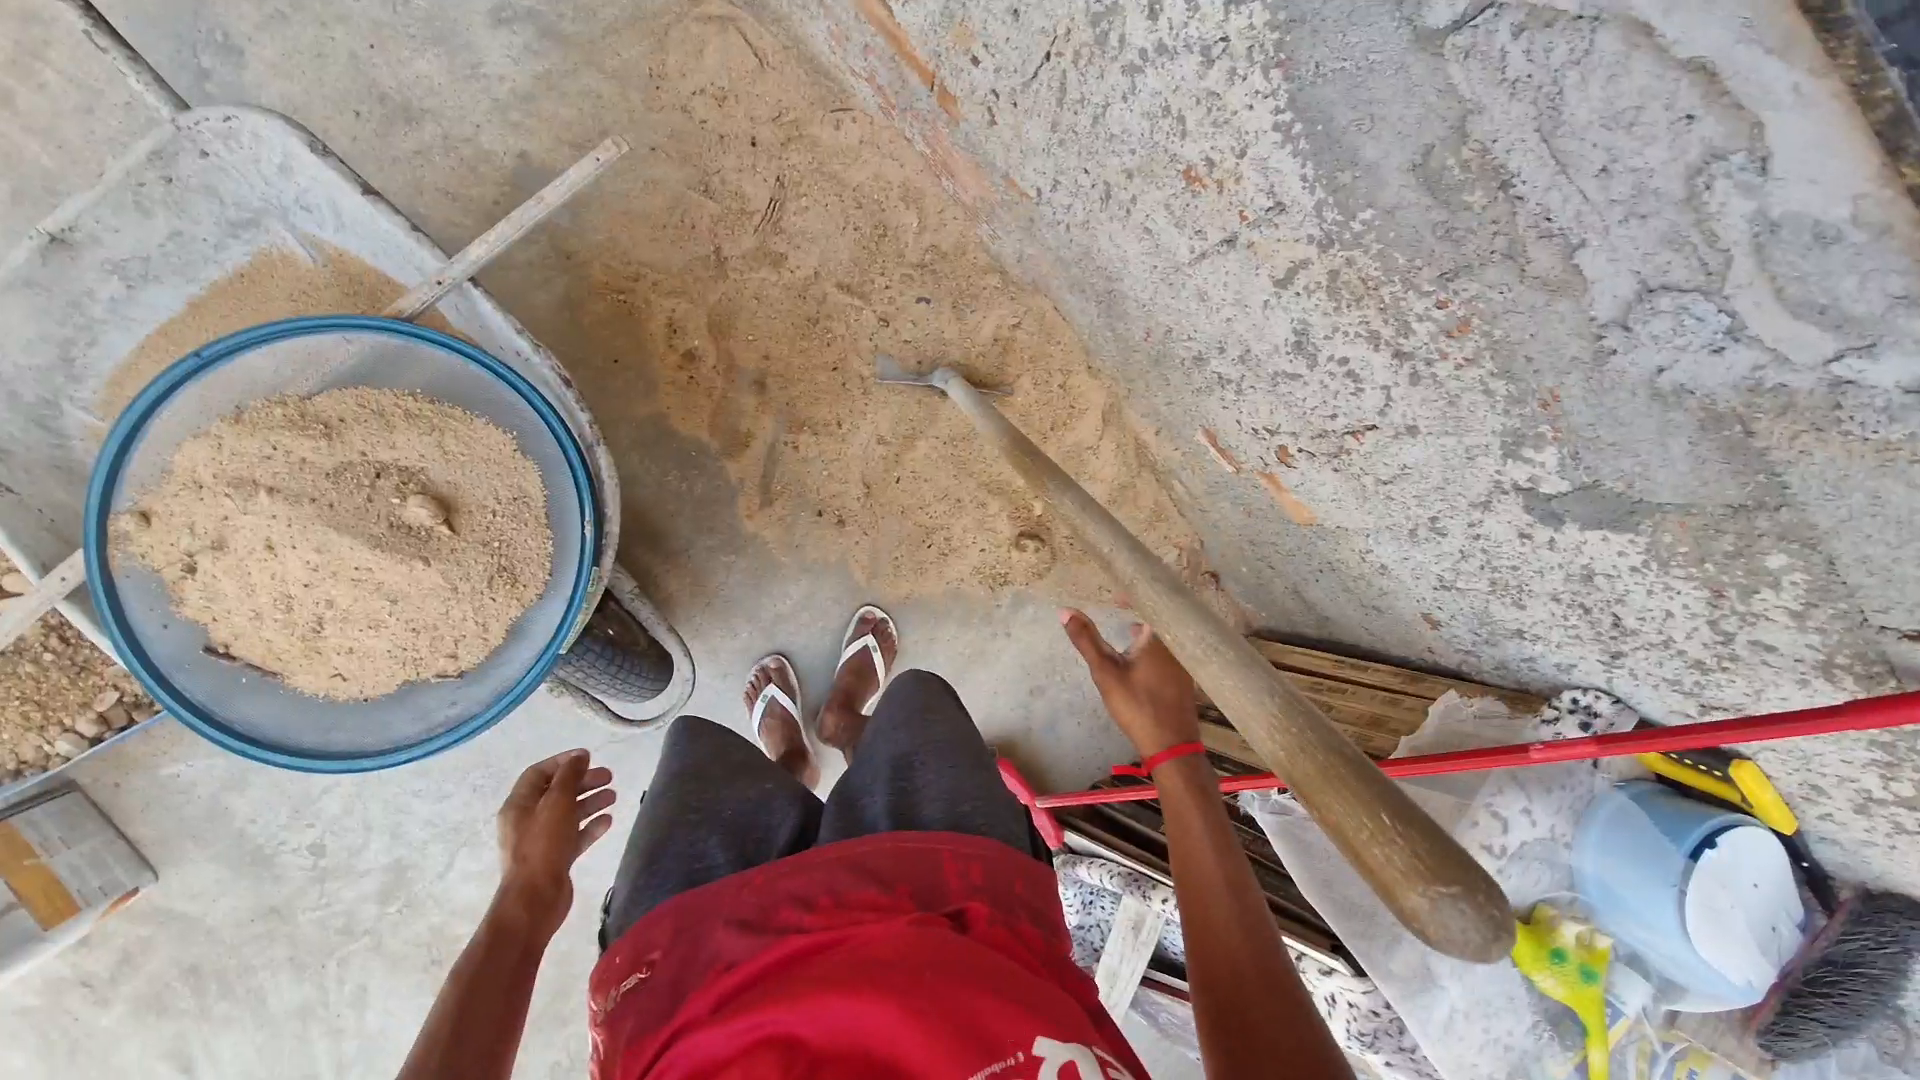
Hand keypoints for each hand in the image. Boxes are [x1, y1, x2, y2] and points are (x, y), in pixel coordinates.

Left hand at [494, 749, 615, 937]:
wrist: (535, 899)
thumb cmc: (543, 846)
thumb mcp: (557, 803)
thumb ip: (569, 776)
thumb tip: (579, 756)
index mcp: (519, 805)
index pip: (538, 773)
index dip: (562, 762)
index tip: (588, 757)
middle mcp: (527, 820)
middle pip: (556, 792)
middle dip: (582, 782)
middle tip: (608, 777)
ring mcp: (541, 840)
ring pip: (568, 814)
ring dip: (590, 802)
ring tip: (613, 796)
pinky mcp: (555, 858)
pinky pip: (574, 835)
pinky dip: (590, 826)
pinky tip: (608, 821)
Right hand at [1061, 609, 1200, 758]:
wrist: (1171, 745)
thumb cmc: (1136, 705)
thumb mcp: (1105, 671)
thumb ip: (1086, 639)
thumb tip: (1064, 611)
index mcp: (1160, 636)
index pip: (1148, 604)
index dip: (1132, 598)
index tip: (1116, 598)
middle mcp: (1178, 644)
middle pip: (1160, 621)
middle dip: (1141, 614)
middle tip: (1121, 610)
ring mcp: (1186, 664)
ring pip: (1167, 638)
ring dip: (1149, 633)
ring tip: (1129, 632)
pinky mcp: (1186, 680)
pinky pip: (1172, 653)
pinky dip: (1157, 649)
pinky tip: (1144, 660)